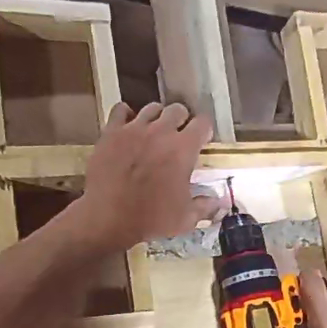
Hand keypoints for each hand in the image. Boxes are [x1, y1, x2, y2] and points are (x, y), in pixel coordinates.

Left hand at [67, 102, 218, 250]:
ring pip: (151, 108)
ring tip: (153, 132)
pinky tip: (127, 126)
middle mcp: (161, 131)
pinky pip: (121, 110)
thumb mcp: (185, 218)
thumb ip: (204, 206)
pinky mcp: (111, 132)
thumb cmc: (151, 219)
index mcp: (183, 149)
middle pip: (178, 110)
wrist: (108, 218)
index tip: (201, 141)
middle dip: (181, 121)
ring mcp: (134, 129)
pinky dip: (126, 115)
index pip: (203, 123)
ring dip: (156, 117)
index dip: (204, 131)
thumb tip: (218, 202)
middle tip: (177, 137)